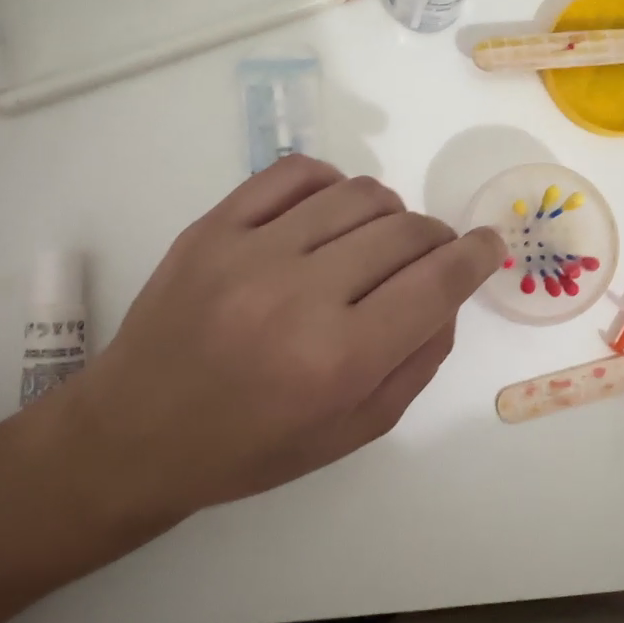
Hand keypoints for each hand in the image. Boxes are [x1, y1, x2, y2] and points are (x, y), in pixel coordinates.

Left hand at [63, 156, 503, 529]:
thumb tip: (449, 295)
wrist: (136, 434)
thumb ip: (417, 362)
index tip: (487, 246)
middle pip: (404, 232)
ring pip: (357, 195)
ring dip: (389, 211)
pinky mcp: (213, 227)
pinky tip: (332, 210)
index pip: (436, 282)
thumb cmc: (252, 448)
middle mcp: (301, 296)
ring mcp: (251, 252)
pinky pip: (294, 174)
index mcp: (340, 360)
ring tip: (379, 239)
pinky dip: (331, 182)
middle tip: (430, 256)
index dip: (476, 256)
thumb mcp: (354, 431)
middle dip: (437, 238)